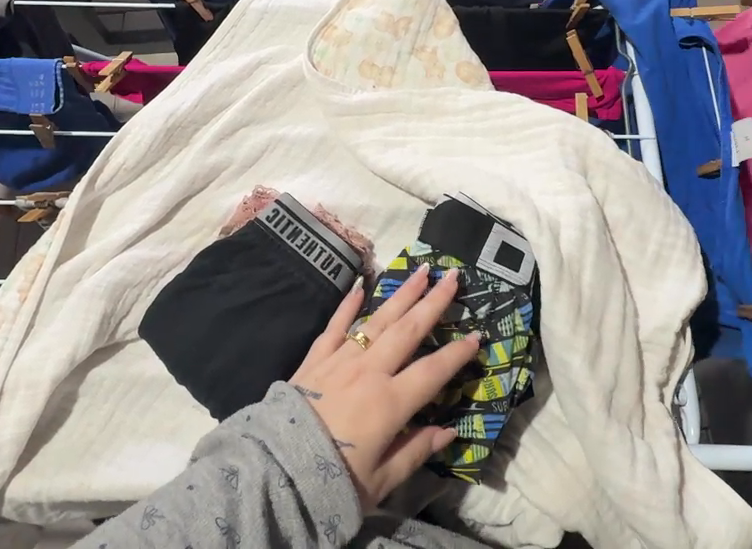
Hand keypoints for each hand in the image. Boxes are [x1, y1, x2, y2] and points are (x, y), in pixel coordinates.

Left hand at [290, 265, 480, 509]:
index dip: (457, 354)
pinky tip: (360, 285)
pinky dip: (348, 305)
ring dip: (402, 293)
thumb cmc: (333, 481)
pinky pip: (336, 326)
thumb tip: (448, 432)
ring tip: (421, 271)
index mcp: (390, 402)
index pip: (433, 371)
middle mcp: (369, 372)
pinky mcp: (315, 359)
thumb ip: (415, 451)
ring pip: (378, 320)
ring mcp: (341, 360)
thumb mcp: (381, 480)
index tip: (477, 335)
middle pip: (408, 330)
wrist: (274, 473)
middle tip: (453, 277)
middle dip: (434, 302)